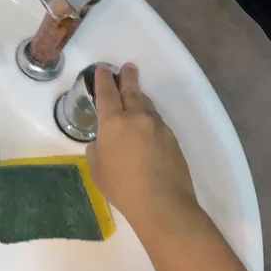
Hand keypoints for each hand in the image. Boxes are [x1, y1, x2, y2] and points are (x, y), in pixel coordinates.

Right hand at [88, 63, 200, 226]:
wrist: (162, 203)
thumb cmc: (122, 186)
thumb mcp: (97, 168)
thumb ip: (97, 149)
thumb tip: (103, 143)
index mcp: (114, 122)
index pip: (107, 93)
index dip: (103, 80)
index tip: (103, 69)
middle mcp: (138, 117)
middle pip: (132, 90)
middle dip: (127, 77)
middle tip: (127, 67)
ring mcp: (158, 127)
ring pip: (147, 106)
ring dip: (140, 98)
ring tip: (135, 96)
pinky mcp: (172, 140)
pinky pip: (157, 123)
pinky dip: (149, 120)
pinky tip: (146, 130)